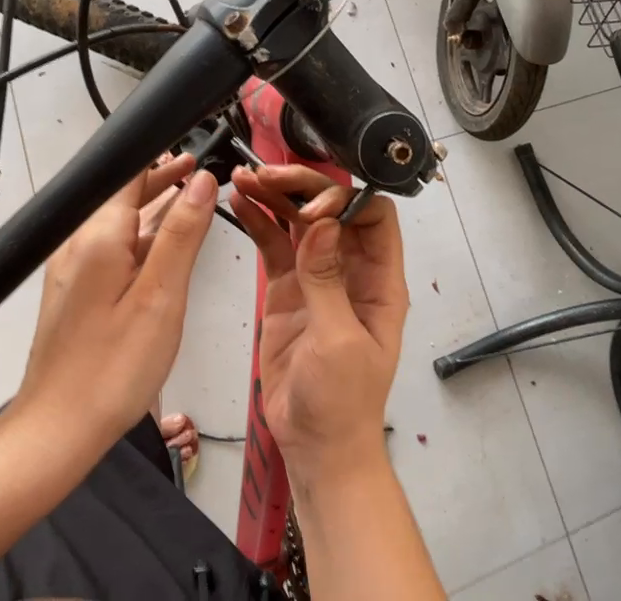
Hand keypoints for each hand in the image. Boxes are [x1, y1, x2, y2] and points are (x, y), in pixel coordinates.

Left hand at [10, 155, 216, 448]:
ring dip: (150, 207)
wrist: (57, 430)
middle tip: (197, 166)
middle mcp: (77, 245)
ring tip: (187, 197)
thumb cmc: (114, 368)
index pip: (127, 174)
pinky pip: (110, 248)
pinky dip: (139, 236)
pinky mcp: (73, 293)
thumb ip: (182, 234)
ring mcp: (72, 270)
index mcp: (98, 237)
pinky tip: (161, 248)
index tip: (194, 146)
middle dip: (158, 177)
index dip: (160, 156)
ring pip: (116, 222)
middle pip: (120, 195)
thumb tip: (203, 181)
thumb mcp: (162, 297)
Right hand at [229, 165, 407, 477]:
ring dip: (276, 197)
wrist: (316, 445)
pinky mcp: (287, 289)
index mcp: (379, 280)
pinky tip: (241, 203)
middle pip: (332, 210)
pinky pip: (275, 246)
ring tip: (244, 178)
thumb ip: (327, 282)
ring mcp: (317, 276)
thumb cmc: (342, 401)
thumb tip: (323, 224)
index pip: (373, 217)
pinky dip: (259, 222)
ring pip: (300, 222)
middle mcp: (351, 269)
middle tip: (267, 175)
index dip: (345, 201)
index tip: (311, 210)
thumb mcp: (339, 341)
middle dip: (303, 188)